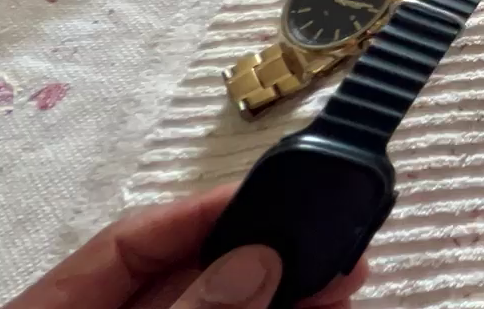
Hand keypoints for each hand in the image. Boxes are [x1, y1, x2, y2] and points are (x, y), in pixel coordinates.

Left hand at [3, 184, 368, 308]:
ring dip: (295, 286)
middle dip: (277, 250)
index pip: (134, 237)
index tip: (289, 187)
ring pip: (231, 299)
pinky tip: (326, 308)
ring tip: (349, 280)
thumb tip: (261, 259)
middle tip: (340, 241)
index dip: (214, 205)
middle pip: (197, 266)